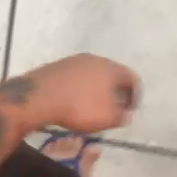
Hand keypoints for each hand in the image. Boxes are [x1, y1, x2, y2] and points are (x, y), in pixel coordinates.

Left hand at [18, 54, 140, 133]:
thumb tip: (125, 113)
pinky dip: (81, 87)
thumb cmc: (80, 107)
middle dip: (116, 91)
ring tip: (93, 106)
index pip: (132, 78)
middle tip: (114, 108)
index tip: (129, 110)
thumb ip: (122, 115)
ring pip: (93, 74)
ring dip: (97, 89)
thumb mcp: (108, 118)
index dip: (135, 96)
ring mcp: (74, 60)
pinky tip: (75, 100)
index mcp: (111, 68)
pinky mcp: (58, 65)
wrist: (41, 96)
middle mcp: (95, 58)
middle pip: (112, 74)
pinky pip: (77, 76)